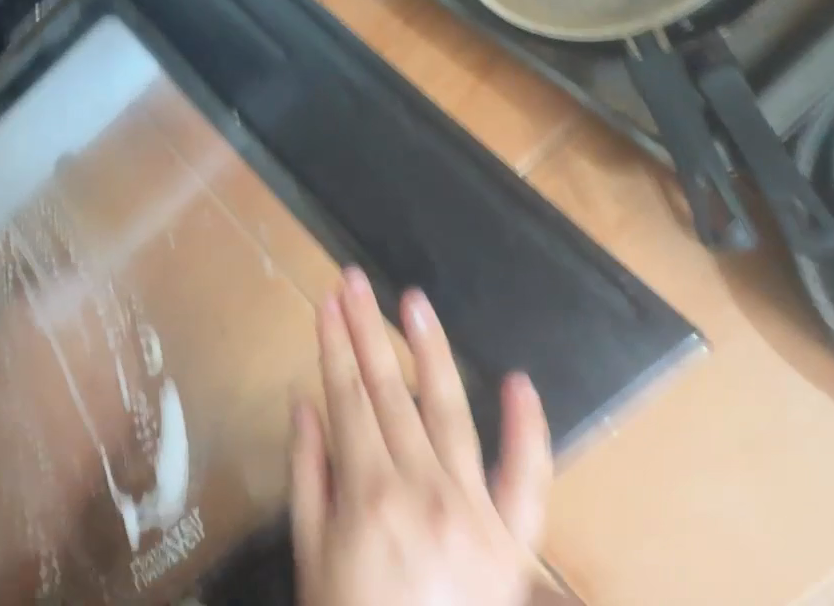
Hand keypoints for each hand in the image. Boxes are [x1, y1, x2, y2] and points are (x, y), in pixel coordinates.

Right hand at [291, 267, 552, 605]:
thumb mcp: (310, 551)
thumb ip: (307, 471)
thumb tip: (305, 401)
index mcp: (368, 493)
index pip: (348, 396)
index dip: (333, 344)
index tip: (326, 302)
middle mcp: (424, 490)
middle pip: (390, 391)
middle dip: (367, 330)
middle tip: (354, 281)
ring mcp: (476, 510)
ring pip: (449, 412)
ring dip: (429, 350)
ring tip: (412, 302)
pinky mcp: (515, 539)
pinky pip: (528, 477)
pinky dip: (528, 429)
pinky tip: (518, 381)